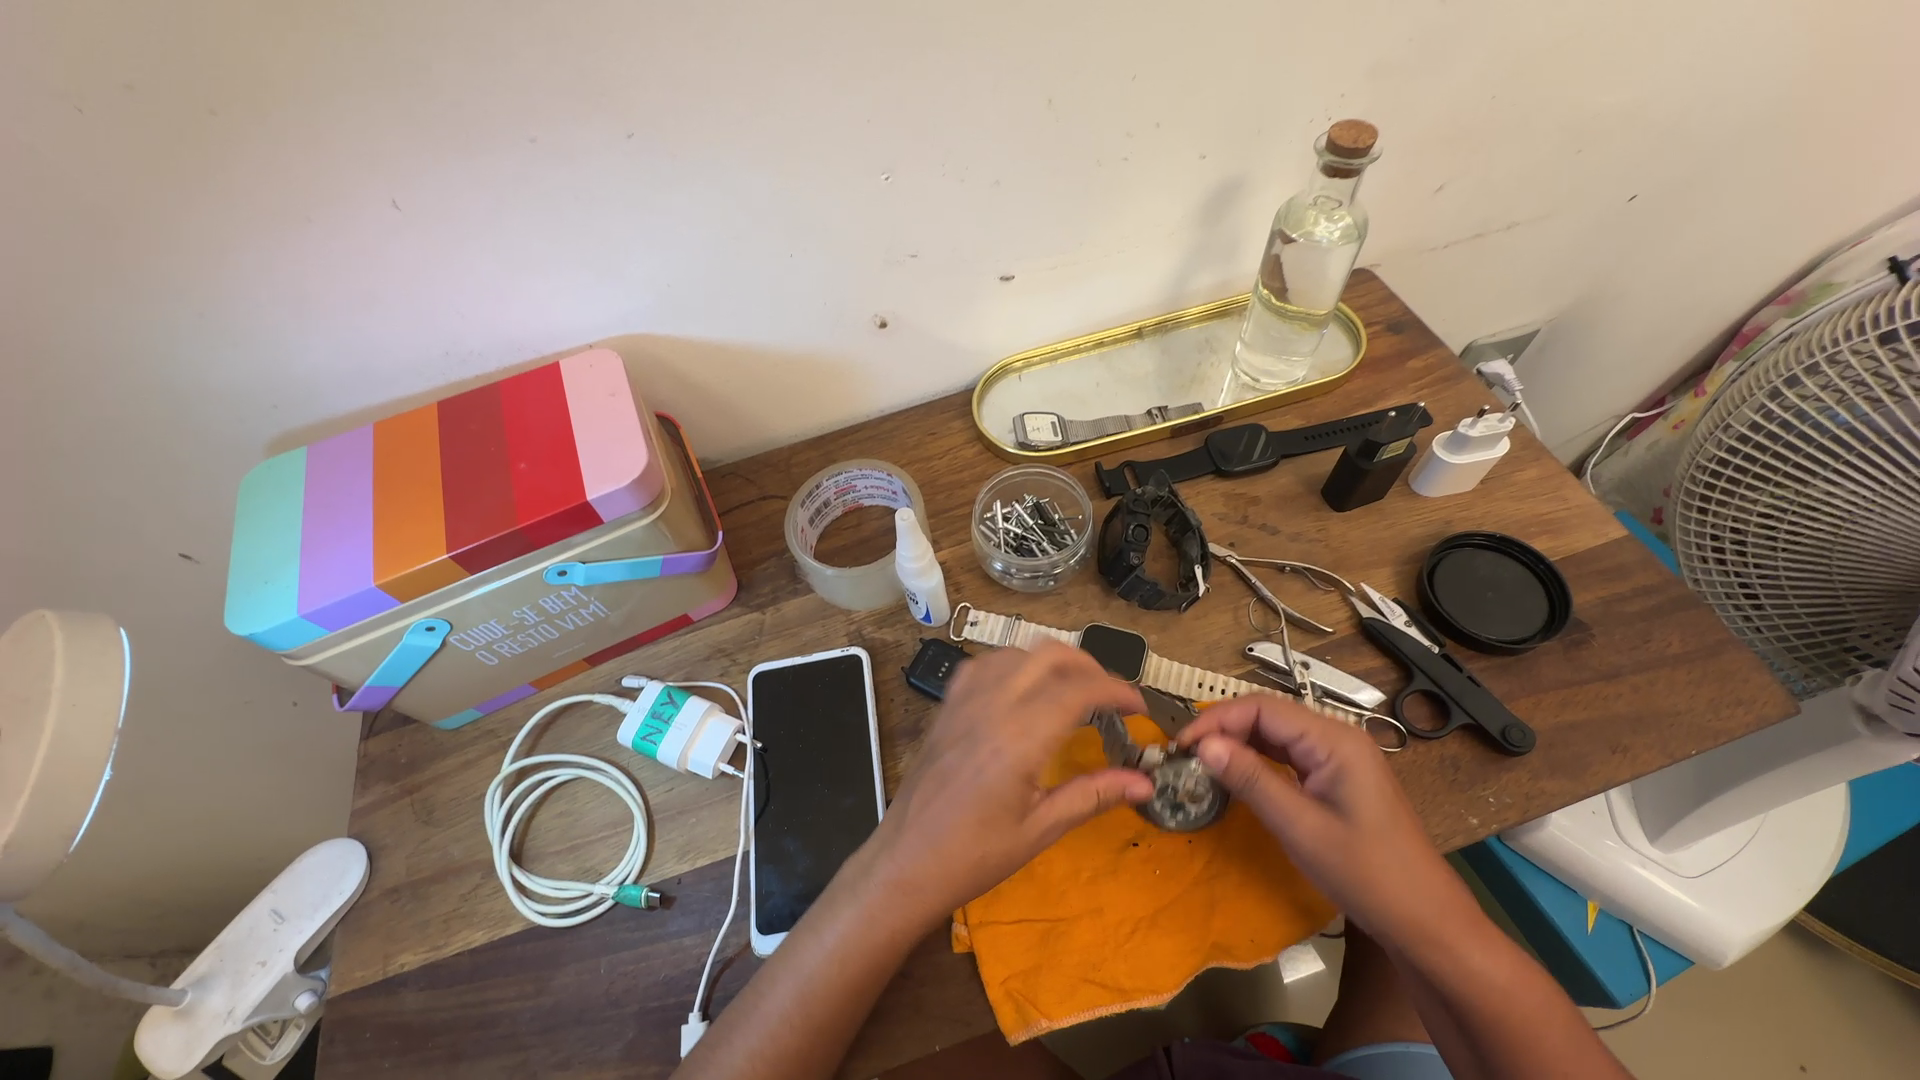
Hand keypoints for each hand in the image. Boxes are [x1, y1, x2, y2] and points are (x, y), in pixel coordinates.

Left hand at [865, 642, 1153, 924]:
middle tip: (1111, 697)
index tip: (1140, 708)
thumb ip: (1093, 795)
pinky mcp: (946, 707)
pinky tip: (1022, 689)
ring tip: (1073, 689)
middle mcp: (991, 706)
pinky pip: (982, 664)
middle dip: (1090, 666)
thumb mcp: (1040, 829)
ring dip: (1052, 661)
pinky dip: (1013, 664)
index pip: (1079, 689)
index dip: (1117, 691)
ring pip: (1016, 652)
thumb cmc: (974, 856)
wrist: (905, 863)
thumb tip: (1145, 783)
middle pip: (1049, 655)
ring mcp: (963, 701)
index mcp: (1020, 737)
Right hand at [1177, 695, 1471, 944]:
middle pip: (1268, 715)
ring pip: (1275, 734)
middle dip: (1223, 729)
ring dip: (1237, 744)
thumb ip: (1251, 780)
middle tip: (1185, 756)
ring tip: (1201, 764)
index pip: (1262, 708)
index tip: (1182, 745)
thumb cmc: (1365, 872)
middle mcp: (1337, 737)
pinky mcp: (1336, 778)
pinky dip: (1256, 761)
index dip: (1217, 720)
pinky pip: (1288, 755)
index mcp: (1334, 740)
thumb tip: (1203, 745)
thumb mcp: (1300, 827)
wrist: (1423, 919)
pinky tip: (1234, 776)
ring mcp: (1339, 757)